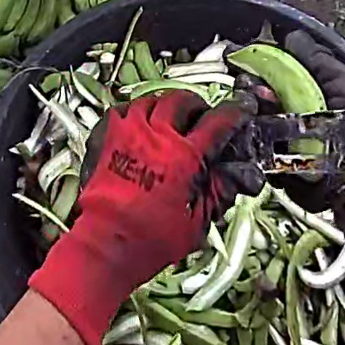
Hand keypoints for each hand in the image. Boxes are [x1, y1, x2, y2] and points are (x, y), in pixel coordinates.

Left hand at [28, 92, 253, 344]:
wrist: (106, 244)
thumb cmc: (148, 239)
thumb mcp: (197, 221)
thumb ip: (219, 192)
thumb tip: (237, 176)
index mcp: (185, 157)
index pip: (218, 122)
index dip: (234, 114)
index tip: (238, 112)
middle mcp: (157, 137)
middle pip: (183, 101)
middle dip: (197, 105)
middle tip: (202, 114)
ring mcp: (130, 134)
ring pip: (153, 100)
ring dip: (167, 105)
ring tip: (172, 115)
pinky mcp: (108, 139)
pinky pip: (123, 110)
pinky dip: (135, 111)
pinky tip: (140, 121)